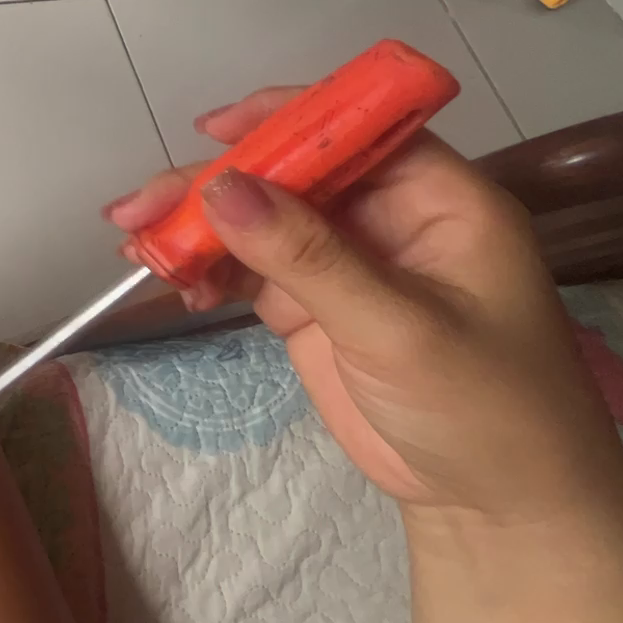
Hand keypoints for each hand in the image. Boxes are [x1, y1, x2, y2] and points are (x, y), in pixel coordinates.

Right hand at [103, 89, 622, 526]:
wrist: (487, 504)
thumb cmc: (481, 409)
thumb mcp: (395, 327)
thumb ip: (305, 255)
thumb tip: (219, 188)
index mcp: (434, 203)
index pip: (355, 133)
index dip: (286, 119)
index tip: (211, 129)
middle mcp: (379, 218)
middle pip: (279, 175)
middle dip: (204, 188)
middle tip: (134, 211)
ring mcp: (334, 258)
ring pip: (246, 218)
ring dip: (188, 230)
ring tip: (136, 250)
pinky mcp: (300, 298)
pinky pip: (236, 264)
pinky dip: (198, 269)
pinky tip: (174, 285)